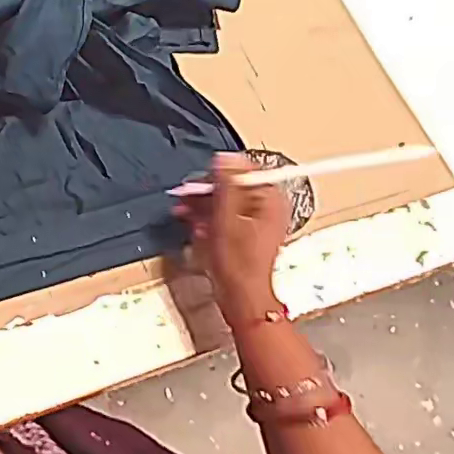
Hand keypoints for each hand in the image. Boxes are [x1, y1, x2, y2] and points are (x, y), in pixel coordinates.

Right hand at [175, 152, 289, 323]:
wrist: (240, 296)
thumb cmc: (238, 263)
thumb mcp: (227, 218)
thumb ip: (227, 185)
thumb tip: (225, 157)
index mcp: (270, 200)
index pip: (245, 172)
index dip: (219, 174)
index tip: (198, 182)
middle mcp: (267, 209)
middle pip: (234, 188)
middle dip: (207, 192)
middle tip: (184, 197)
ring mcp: (256, 224)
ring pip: (227, 204)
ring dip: (204, 206)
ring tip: (183, 212)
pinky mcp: (245, 238)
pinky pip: (226, 220)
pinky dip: (210, 220)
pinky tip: (196, 227)